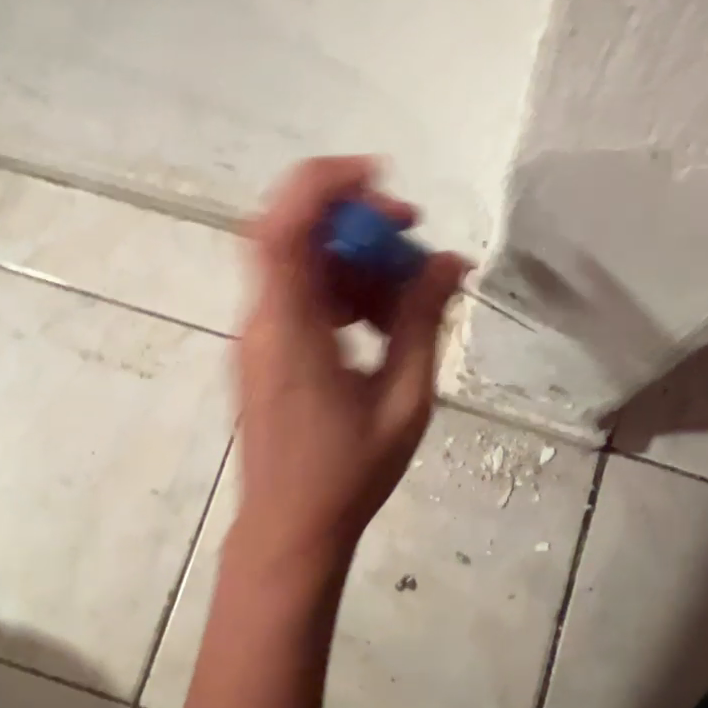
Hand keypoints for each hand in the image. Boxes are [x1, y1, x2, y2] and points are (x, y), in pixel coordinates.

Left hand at [232, 156, 469, 574]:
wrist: (289, 530)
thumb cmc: (348, 474)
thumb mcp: (404, 400)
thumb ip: (422, 322)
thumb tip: (450, 261)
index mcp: (290, 328)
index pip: (283, 227)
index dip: (325, 184)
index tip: (381, 178)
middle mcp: (262, 321)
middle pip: (293, 234)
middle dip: (355, 219)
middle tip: (411, 234)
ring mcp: (257, 336)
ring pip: (299, 264)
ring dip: (352, 259)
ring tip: (405, 292)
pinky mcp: (263, 353)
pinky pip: (298, 297)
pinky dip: (338, 290)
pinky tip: (377, 323)